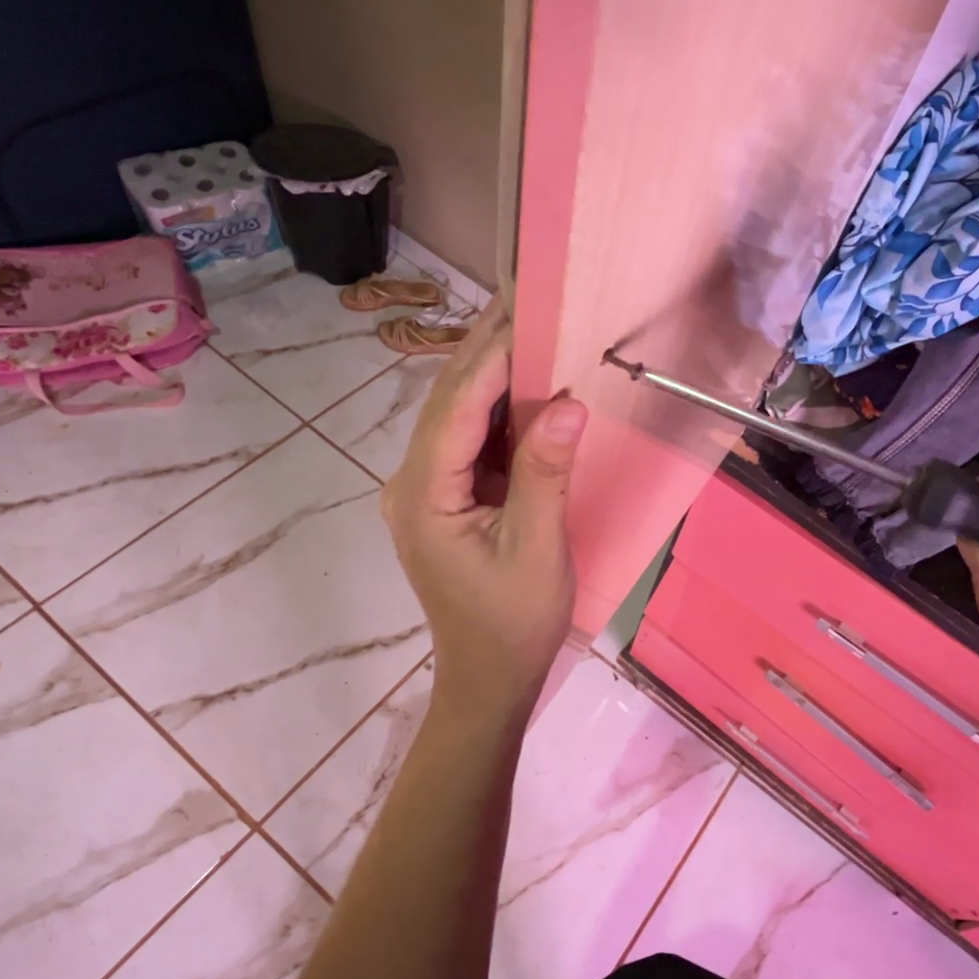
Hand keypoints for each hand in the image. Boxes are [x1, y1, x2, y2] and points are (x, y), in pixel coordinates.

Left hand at [380, 300, 587, 721]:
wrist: (489, 678)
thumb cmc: (514, 622)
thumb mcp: (537, 549)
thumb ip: (545, 473)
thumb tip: (567, 402)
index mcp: (424, 495)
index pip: (457, 408)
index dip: (492, 357)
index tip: (529, 310)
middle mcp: (411, 483)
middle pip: (448, 402)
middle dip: (487, 352)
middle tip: (529, 300)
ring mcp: (423, 491)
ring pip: (456, 417)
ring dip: (492, 375)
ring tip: (531, 327)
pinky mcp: (442, 499)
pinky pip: (468, 441)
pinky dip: (497, 410)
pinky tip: (526, 385)